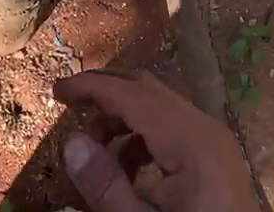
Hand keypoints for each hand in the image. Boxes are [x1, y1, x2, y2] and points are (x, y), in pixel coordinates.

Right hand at [54, 70, 263, 211]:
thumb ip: (106, 187)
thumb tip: (71, 142)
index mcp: (191, 141)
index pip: (132, 95)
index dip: (92, 87)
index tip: (58, 90)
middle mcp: (206, 129)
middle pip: (148, 91)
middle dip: (106, 96)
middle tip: (69, 108)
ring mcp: (215, 143)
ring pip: (160, 110)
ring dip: (123, 121)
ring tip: (94, 153)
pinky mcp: (216, 161)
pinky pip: (174, 132)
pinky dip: (144, 140)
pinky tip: (126, 172)